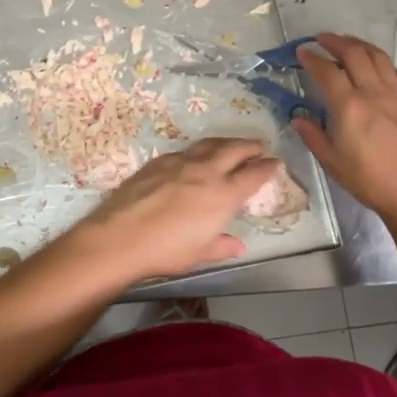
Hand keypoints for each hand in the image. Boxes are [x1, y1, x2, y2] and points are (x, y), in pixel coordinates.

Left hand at [65, 138, 277, 281]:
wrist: (120, 236)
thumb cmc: (166, 250)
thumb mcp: (199, 254)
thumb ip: (221, 246)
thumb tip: (238, 245)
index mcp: (223, 195)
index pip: (253, 175)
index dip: (267, 167)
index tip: (275, 163)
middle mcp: (206, 171)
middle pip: (234, 149)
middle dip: (250, 146)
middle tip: (259, 146)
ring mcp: (180, 162)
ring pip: (209, 144)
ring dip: (226, 142)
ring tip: (231, 145)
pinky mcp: (158, 161)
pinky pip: (185, 151)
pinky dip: (198, 151)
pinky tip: (194, 158)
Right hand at [293, 33, 396, 221]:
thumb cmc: (369, 180)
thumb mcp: (332, 162)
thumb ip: (313, 135)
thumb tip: (298, 118)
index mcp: (349, 105)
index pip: (327, 71)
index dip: (312, 58)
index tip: (302, 52)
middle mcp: (373, 92)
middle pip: (354, 53)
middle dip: (336, 41)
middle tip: (322, 38)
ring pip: (378, 57)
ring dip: (360, 45)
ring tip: (348, 43)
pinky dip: (383, 63)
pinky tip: (377, 67)